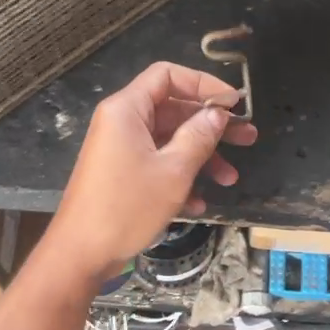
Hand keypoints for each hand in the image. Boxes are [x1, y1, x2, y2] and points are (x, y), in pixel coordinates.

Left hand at [45, 62, 258, 282]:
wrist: (81, 253)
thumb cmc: (127, 207)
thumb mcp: (173, 171)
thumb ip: (199, 137)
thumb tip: (218, 114)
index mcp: (127, 110)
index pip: (167, 75)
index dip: (204, 84)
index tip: (234, 103)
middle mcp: (121, 123)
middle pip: (173, 109)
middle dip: (211, 125)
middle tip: (248, 138)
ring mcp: (120, 150)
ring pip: (168, 141)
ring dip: (201, 157)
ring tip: (230, 179)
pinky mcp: (121, 175)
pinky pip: (156, 164)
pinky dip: (179, 177)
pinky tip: (199, 203)